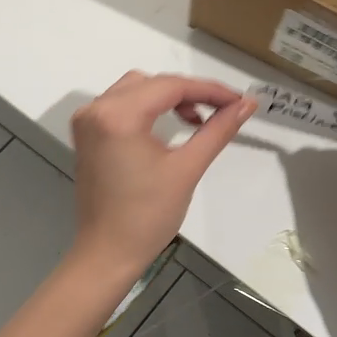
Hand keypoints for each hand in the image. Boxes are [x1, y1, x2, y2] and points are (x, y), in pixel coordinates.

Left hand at [69, 72, 255, 279]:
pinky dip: (149, 108)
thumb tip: (247, 104)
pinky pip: (122, 105)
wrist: (108, 253)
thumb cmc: (148, 215)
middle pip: (153, 83)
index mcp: (118, 116)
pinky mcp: (88, 135)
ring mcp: (88, 121)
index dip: (210, 90)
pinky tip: (171, 127)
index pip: (171, 86)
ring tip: (198, 121)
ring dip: (169, 98)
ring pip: (137, 90)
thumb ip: (218, 130)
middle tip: (223, 111)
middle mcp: (97, 109)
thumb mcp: (188, 168)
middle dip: (190, 93)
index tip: (240, 101)